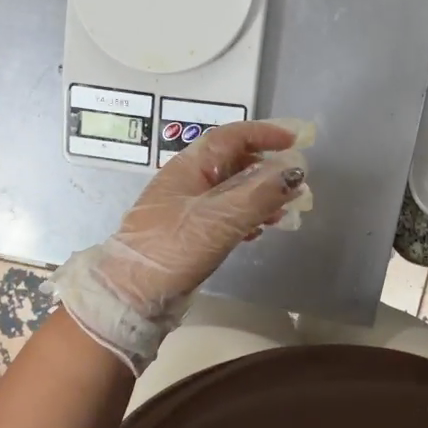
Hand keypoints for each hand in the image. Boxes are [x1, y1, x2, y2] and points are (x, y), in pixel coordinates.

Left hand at [51, 121, 309, 372]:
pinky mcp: (187, 234)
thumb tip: (294, 171)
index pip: (231, 137)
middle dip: (267, 169)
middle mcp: (186, 181)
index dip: (264, 134)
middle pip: (233, 162)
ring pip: (230, 191)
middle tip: (295, 183)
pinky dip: (245, 217)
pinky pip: (223, 215)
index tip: (295, 142)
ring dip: (259, 196)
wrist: (132, 293)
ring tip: (283, 212)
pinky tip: (258, 231)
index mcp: (189, 167)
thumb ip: (261, 194)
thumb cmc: (174, 248)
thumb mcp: (221, 219)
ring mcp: (185, 208)